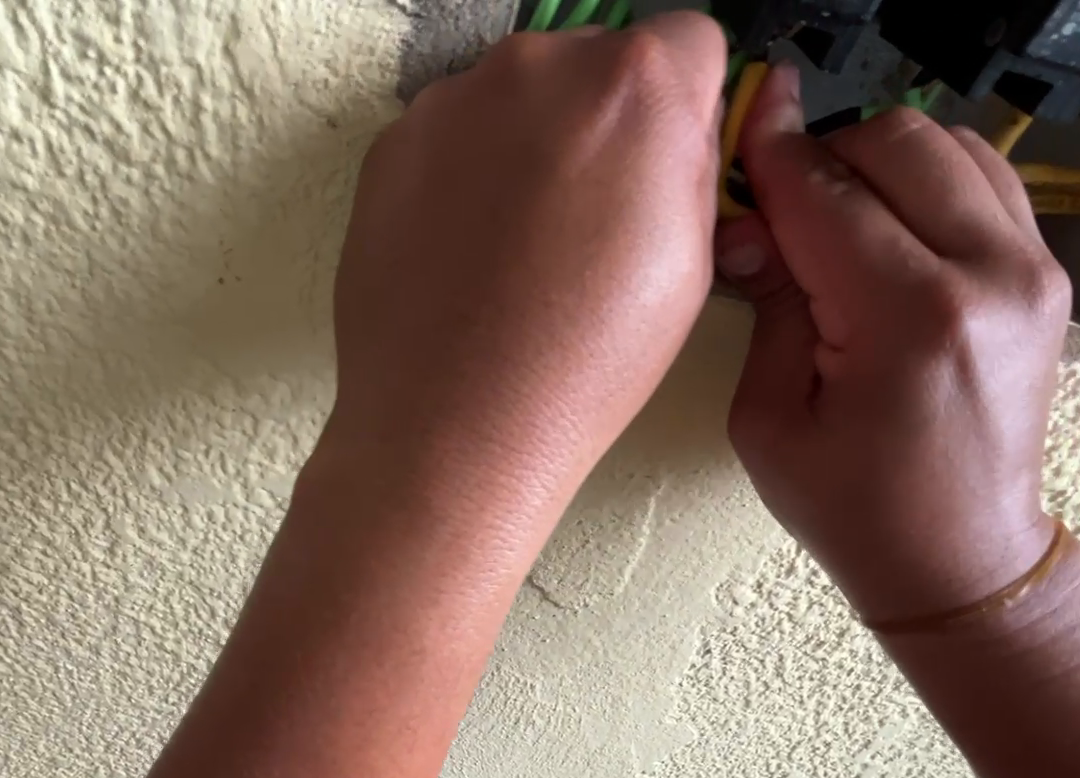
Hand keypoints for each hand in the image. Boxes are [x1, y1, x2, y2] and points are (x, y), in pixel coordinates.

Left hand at [328, 14, 726, 526]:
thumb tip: (674, 133)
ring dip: (522, 151)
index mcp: (636, 88)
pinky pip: (447, 140)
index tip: (653, 173)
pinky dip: (459, 179)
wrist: (453, 427)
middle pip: (592, 67)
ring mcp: (449, 105)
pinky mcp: (389, 148)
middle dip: (597, 130)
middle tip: (579, 228)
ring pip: (513, 103)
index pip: (684, 47)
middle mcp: (537, 67)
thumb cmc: (577, 367)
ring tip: (510, 256)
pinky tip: (461, 258)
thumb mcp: (691, 268)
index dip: (678, 115)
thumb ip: (688, 167)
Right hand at [717, 65, 1073, 623]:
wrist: (955, 554)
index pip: (827, 197)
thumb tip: (754, 229)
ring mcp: (1032, 269)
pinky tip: (880, 223)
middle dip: (820, 155)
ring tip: (824, 216)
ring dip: (873, 162)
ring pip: (949, 145)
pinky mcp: (1043, 275)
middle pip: (896, 144)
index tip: (742, 119)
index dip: (772, 155)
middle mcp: (988, 274)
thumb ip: (769, 307)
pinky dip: (923, 179)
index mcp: (907, 319)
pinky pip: (984, 180)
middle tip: (771, 206)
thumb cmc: (845, 504)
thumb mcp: (766, 419)